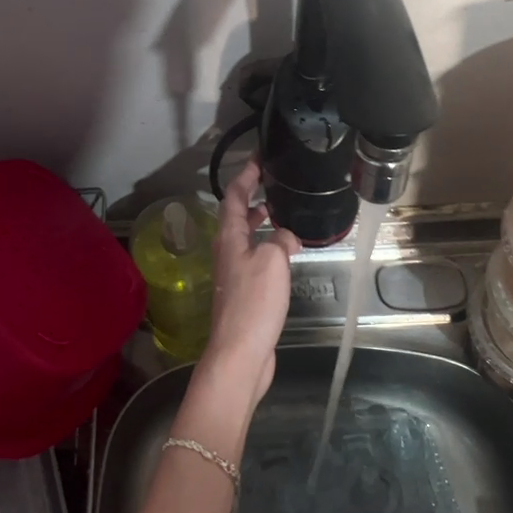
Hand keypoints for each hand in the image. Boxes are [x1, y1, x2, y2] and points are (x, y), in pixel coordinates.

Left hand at [200, 158, 299, 411]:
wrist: (240, 353)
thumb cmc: (253, 303)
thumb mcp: (272, 261)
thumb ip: (280, 241)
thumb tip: (286, 239)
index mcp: (228, 237)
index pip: (232, 196)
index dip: (246, 175)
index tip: (259, 159)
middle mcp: (226, 251)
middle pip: (235, 215)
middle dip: (252, 196)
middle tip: (273, 182)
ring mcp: (233, 273)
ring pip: (246, 237)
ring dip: (260, 222)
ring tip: (282, 212)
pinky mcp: (244, 293)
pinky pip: (255, 258)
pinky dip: (268, 247)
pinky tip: (286, 254)